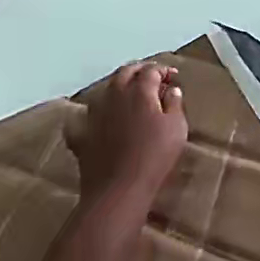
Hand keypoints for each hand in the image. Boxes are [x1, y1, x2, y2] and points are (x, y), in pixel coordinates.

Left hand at [67, 61, 187, 210]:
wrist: (118, 191)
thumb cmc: (154, 156)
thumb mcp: (177, 128)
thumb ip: (175, 104)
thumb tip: (171, 89)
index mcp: (139, 90)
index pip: (151, 70)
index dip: (164, 69)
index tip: (173, 76)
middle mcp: (114, 95)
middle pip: (125, 72)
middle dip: (140, 70)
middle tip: (153, 77)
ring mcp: (95, 114)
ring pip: (106, 90)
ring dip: (120, 86)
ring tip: (131, 95)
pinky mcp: (82, 134)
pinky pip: (85, 117)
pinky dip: (94, 113)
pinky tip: (97, 119)